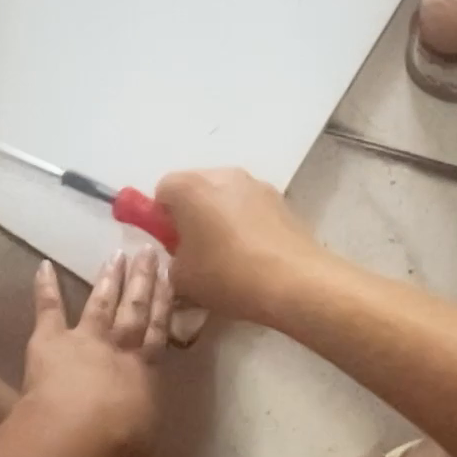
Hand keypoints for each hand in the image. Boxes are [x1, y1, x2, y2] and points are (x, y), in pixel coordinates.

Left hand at [19, 249, 173, 455]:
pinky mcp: (50, 340)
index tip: (171, 276)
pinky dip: (46, 287)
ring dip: (109, 279)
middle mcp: (118, 347)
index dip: (164, 303)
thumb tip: (151, 420)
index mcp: (144, 370)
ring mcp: (84, 339)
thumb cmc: (119, 443)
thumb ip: (146, 417)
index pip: (157, 330)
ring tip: (117, 255)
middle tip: (149, 252)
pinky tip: (44, 265)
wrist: (80, 432)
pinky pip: (49, 309)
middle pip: (133, 309)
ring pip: (100, 303)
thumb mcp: (145, 435)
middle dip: (142, 281)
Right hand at [154, 169, 322, 321]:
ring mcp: (256, 184)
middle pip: (195, 189)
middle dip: (191, 215)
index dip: (161, 219)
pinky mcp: (281, 200)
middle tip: (196, 252)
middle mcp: (223, 174)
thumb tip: (183, 254)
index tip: (171, 245)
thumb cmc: (227, 275)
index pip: (162, 191)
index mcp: (190, 186)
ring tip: (228, 256)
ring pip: (225, 197)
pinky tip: (253, 255)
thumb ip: (171, 259)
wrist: (294, 282)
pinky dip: (245, 223)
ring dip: (219, 217)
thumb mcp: (181, 278)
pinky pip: (250, 207)